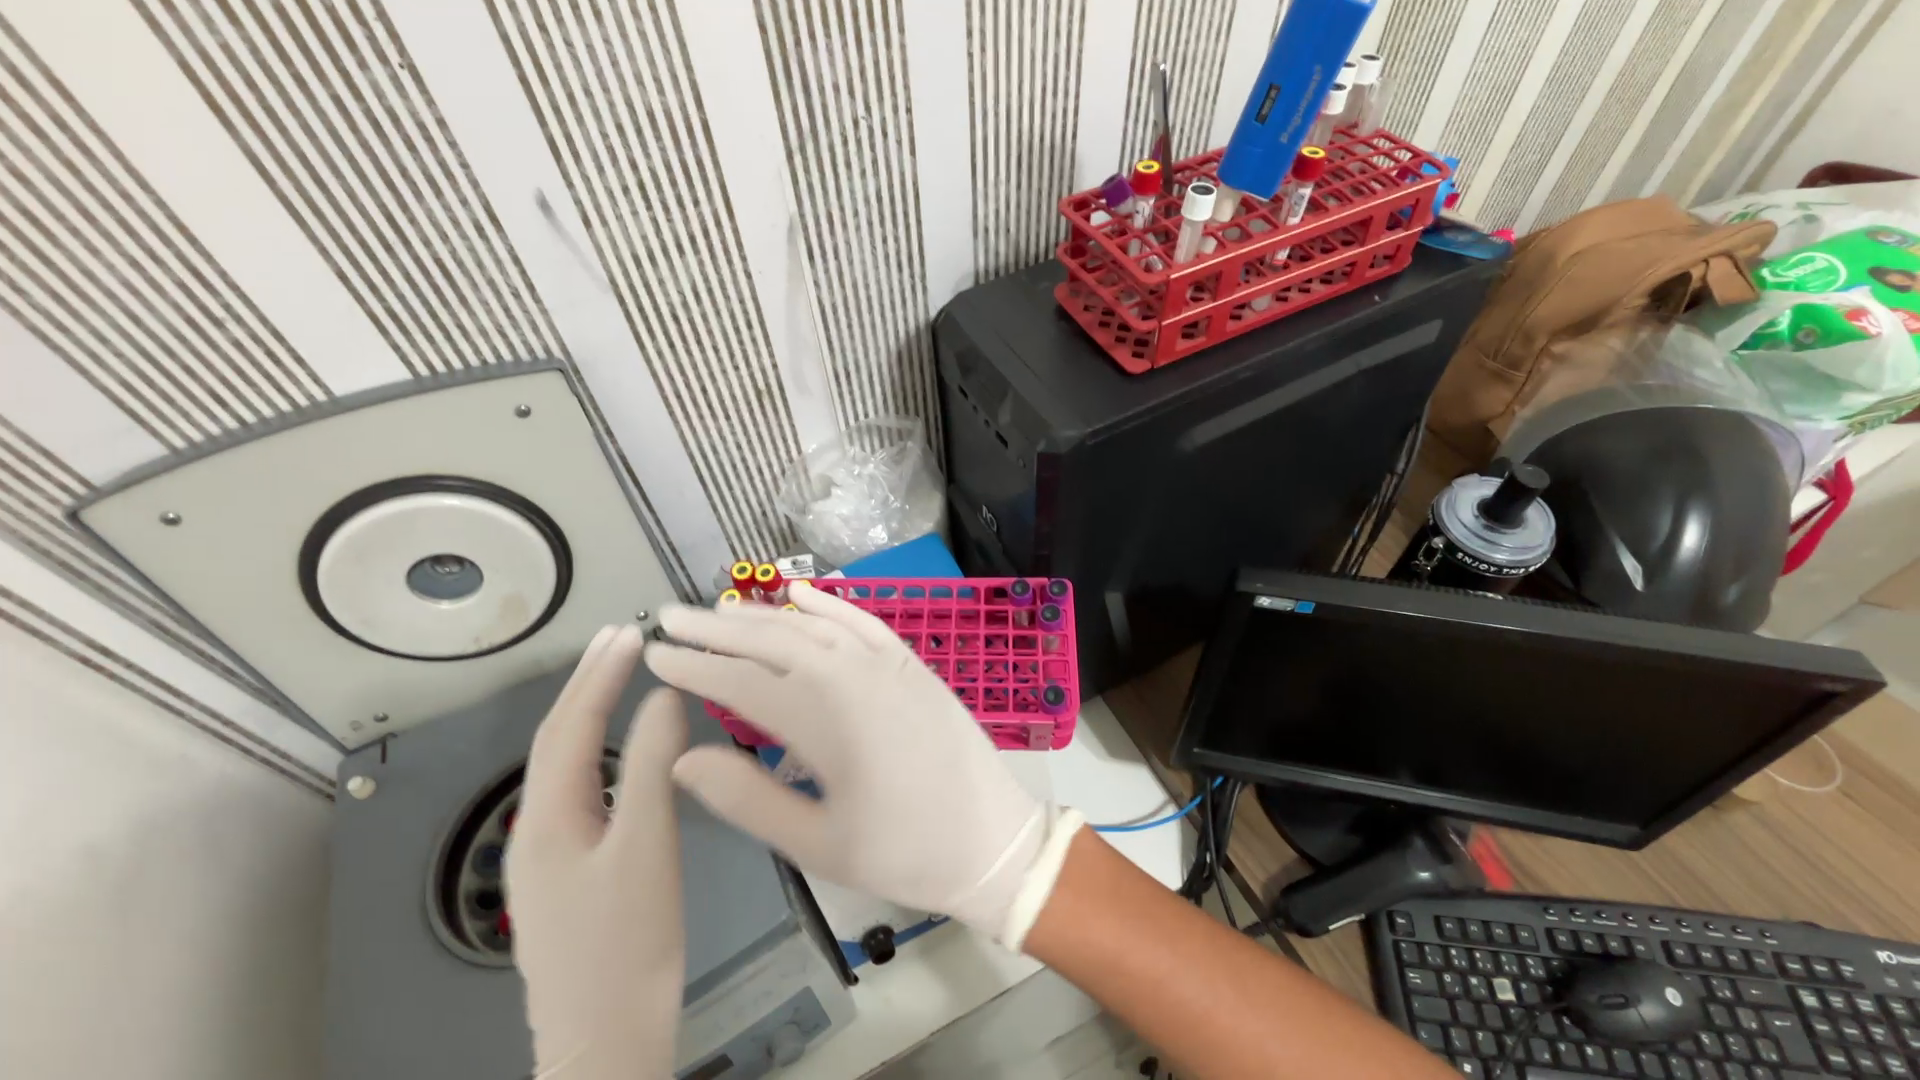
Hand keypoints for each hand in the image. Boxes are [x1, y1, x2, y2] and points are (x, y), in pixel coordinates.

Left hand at [506, 625, 685, 1078]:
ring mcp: (546, 859)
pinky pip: (579, 796)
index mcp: (548, 819)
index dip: (600, 675)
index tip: (631, 631)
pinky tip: (620, 759)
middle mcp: (535, 831)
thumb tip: (665, 698)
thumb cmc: (627, 946)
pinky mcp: (565, 880)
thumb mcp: (648, 851)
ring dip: (590, 718)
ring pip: (566, 771)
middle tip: (619, 639)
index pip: (572, 727)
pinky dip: (599, 757)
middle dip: (586, 686)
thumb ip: (656, 769)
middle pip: (557, 742)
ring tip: (619, 681)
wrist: (602, 1044)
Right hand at [646, 582, 1083, 948]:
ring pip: (812, 626)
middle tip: (669, 618)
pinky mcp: (913, 666)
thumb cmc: (904, 853)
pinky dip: (828, 605)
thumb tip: (683, 758)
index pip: (741, 682)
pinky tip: (800, 596)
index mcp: (825, 721)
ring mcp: (888, 665)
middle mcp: (853, 677)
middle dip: (716, 628)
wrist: (994, 842)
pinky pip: (863, 622)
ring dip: (763, 614)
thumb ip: (748, 799)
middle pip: (772, 640)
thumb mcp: (818, 845)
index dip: (693, 667)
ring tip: (718, 609)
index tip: (654, 656)